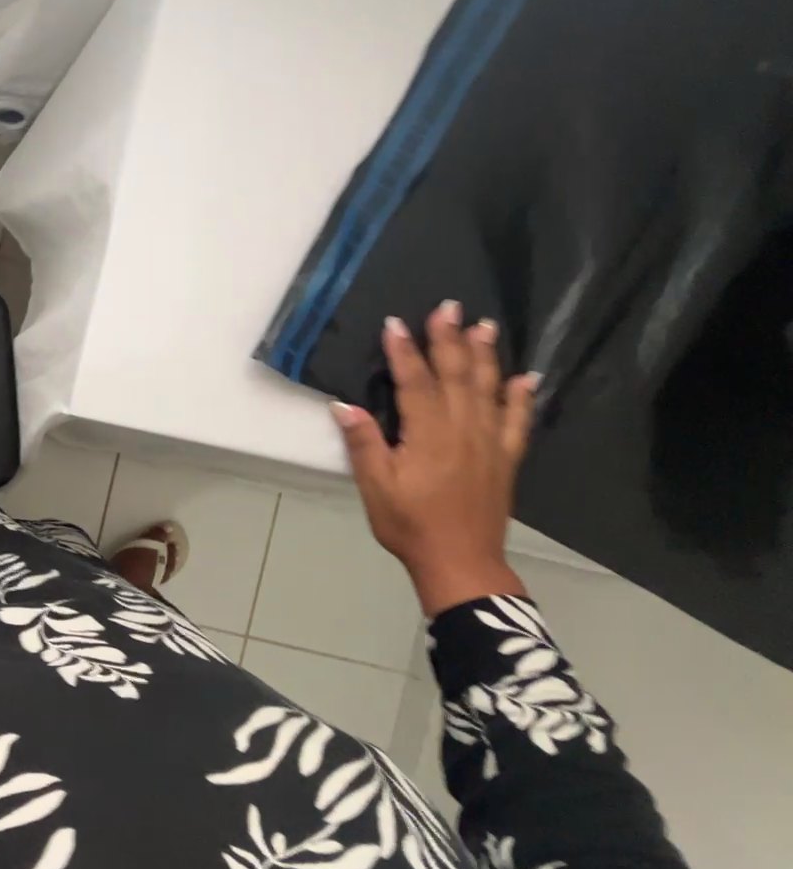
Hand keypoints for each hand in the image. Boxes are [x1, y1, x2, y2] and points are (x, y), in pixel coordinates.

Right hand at [330, 300, 538, 617]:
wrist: (460, 560)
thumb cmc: (408, 524)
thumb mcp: (375, 486)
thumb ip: (364, 444)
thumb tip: (345, 406)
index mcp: (429, 436)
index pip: (416, 384)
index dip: (405, 352)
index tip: (396, 324)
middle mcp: (465, 431)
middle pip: (456, 377)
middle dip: (449, 341)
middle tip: (448, 308)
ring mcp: (490, 443)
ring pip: (488, 390)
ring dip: (484, 356)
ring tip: (484, 326)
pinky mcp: (506, 458)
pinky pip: (518, 420)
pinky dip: (520, 396)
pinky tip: (523, 377)